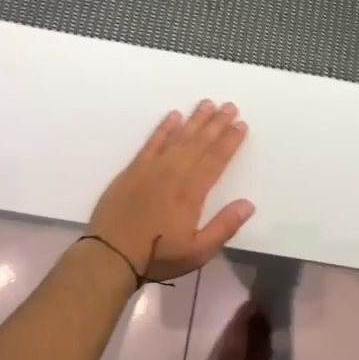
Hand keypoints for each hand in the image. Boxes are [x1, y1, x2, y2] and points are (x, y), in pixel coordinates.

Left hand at [85, 100, 254, 281]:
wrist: (110, 255)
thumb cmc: (157, 256)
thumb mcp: (198, 252)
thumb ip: (224, 227)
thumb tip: (248, 204)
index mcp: (191, 192)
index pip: (215, 160)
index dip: (230, 141)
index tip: (241, 125)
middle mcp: (173, 173)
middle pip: (199, 142)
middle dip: (216, 124)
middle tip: (230, 106)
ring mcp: (151, 168)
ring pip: (178, 137)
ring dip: (194, 120)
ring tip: (207, 104)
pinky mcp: (132, 170)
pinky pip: (151, 142)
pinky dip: (163, 128)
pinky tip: (173, 116)